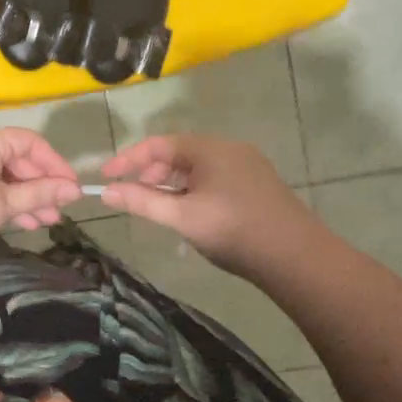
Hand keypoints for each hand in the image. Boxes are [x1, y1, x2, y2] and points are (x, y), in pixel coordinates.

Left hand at [0, 128, 81, 259]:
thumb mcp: (6, 203)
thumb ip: (41, 194)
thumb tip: (74, 190)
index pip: (29, 142)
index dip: (54, 163)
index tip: (71, 187)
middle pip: (16, 159)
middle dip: (41, 185)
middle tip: (61, 209)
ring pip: (3, 176)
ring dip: (27, 197)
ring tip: (48, 221)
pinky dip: (6, 201)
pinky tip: (24, 223)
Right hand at [99, 134, 328, 279]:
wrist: (297, 258)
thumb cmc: (233, 230)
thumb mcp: (180, 216)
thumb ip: (141, 201)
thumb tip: (105, 191)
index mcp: (210, 149)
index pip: (157, 144)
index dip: (127, 159)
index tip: (105, 178)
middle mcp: (230, 149)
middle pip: (177, 153)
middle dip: (150, 173)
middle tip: (134, 197)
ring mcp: (247, 166)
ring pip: (196, 168)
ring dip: (171, 184)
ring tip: (159, 209)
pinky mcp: (257, 185)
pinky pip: (214, 178)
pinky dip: (192, 190)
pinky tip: (190, 213)